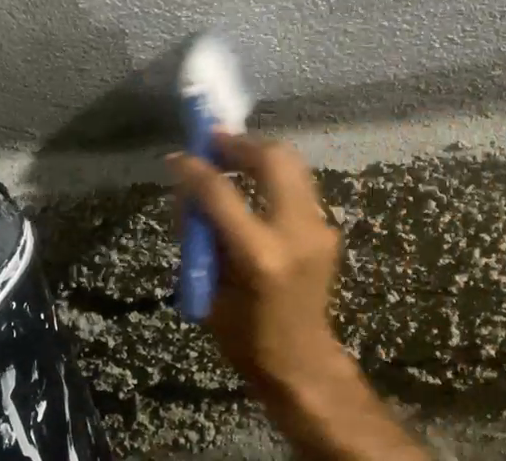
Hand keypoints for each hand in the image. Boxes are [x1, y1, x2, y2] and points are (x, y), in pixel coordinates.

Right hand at [171, 135, 430, 460]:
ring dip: (258, 153)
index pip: (222, 193)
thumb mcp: (208, 287)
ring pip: (291, 163)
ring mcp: (318, 227)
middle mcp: (295, 232)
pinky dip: (272, 174)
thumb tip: (185, 187)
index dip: (196, 170)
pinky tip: (253, 185)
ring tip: (231, 157)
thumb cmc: (245, 336)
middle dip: (239, 144)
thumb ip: (199, 233)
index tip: (179, 157)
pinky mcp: (327, 228)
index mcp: (260, 255)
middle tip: (212, 143)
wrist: (302, 363)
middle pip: (272, 160)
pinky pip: (297, 184)